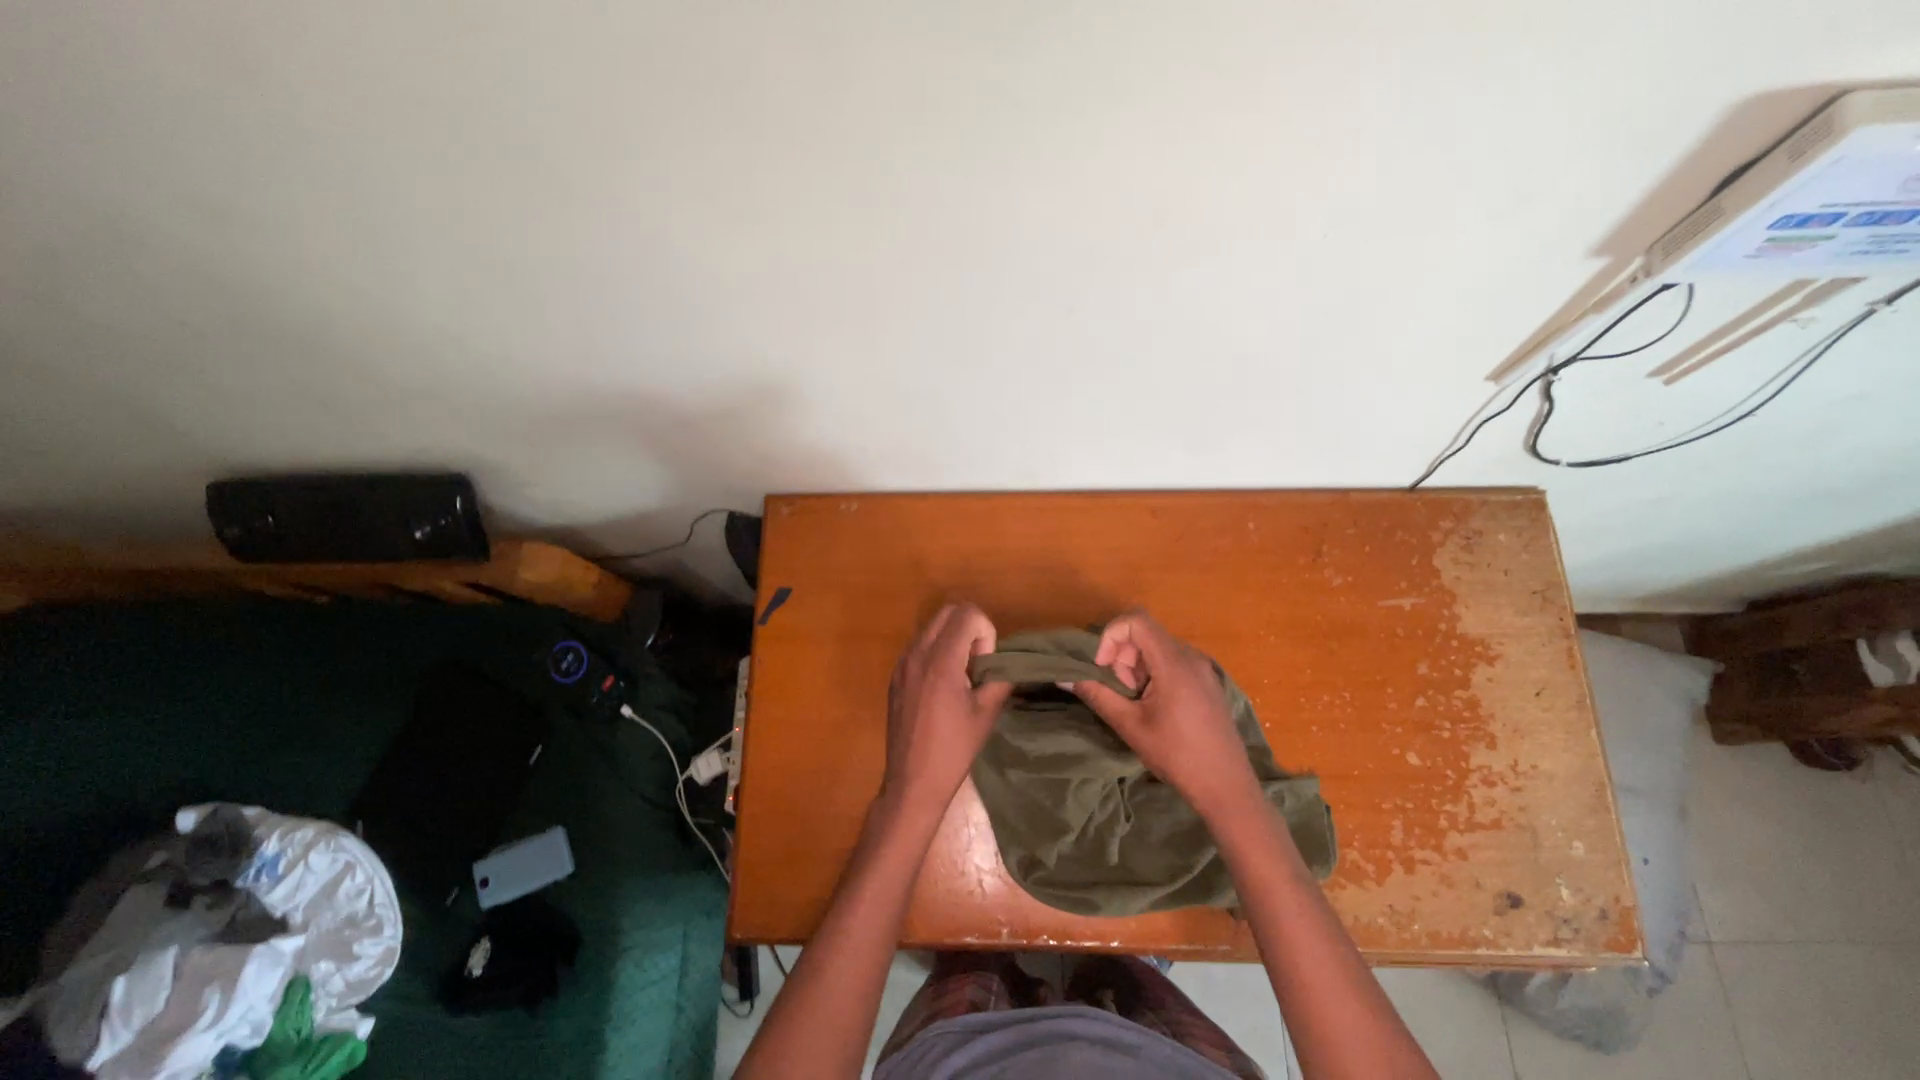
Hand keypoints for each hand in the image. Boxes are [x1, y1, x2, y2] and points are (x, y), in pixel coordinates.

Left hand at [882, 603, 1013, 811]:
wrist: (913, 781)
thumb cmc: (954, 749)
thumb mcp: (986, 712)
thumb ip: (1001, 678)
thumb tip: (1010, 663)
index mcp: (940, 661)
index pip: (967, 614)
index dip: (986, 633)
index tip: (985, 665)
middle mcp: (916, 654)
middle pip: (948, 612)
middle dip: (970, 628)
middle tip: (977, 664)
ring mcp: (901, 664)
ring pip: (932, 628)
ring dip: (953, 639)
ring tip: (961, 678)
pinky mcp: (895, 677)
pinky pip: (919, 647)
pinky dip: (937, 652)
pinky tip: (943, 688)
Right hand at [1071, 610, 1260, 818]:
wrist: (1225, 785)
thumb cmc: (1176, 755)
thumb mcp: (1130, 725)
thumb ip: (1097, 694)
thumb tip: (1065, 676)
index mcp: (1175, 663)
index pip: (1137, 621)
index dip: (1111, 637)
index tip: (1103, 668)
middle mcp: (1191, 657)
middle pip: (1146, 634)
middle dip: (1123, 657)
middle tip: (1121, 693)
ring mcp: (1203, 669)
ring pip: (1157, 649)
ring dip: (1137, 668)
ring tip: (1138, 704)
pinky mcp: (1207, 682)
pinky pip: (1172, 662)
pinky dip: (1154, 674)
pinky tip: (1156, 708)